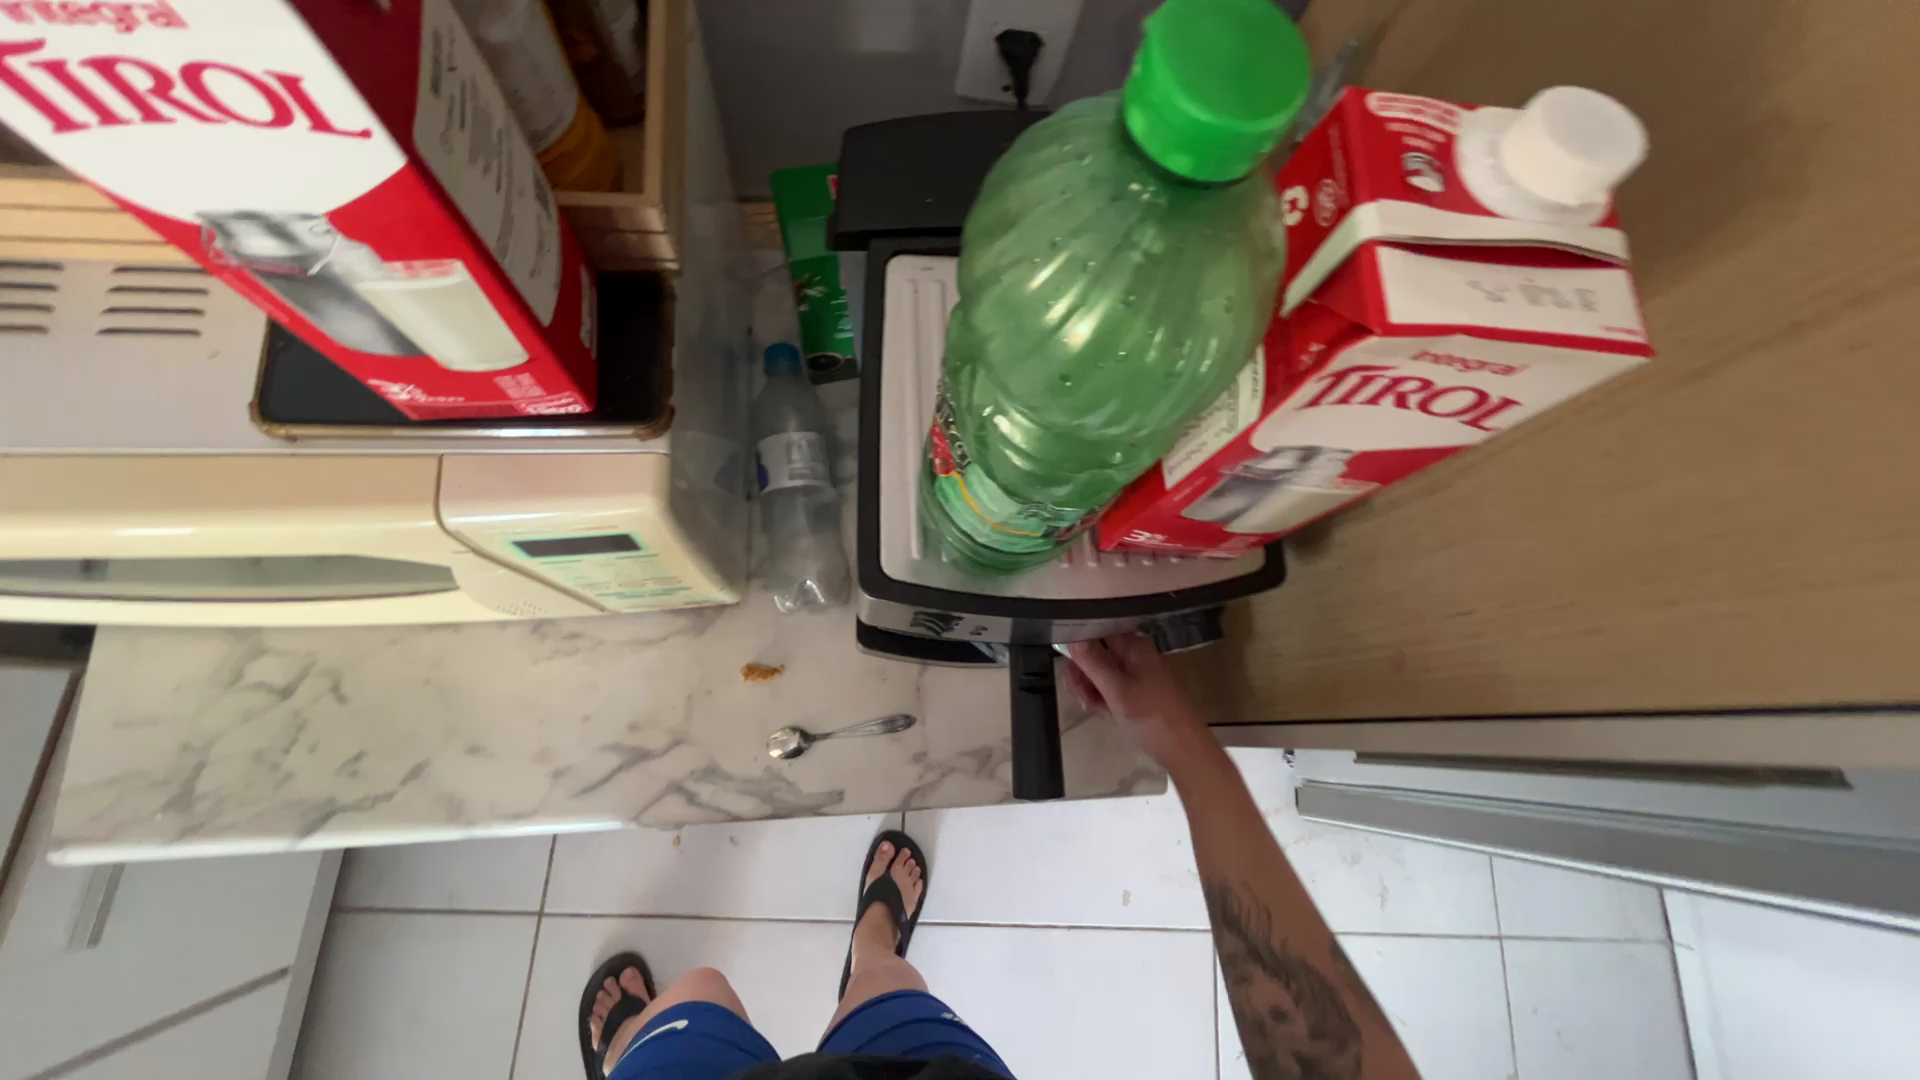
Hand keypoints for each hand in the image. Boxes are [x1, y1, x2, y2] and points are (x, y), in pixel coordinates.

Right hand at [1064, 634, 1213, 766]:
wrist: (1184, 750)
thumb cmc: (1150, 717)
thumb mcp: (1116, 690)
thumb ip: (1092, 662)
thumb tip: (1071, 636)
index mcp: (1135, 646)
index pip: (1098, 633)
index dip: (1080, 648)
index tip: (1069, 668)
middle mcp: (1137, 655)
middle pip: (1099, 654)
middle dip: (1084, 673)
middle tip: (1081, 695)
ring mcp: (1140, 675)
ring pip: (1104, 673)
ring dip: (1092, 688)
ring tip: (1092, 707)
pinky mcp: (1141, 693)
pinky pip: (1114, 688)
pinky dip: (1105, 698)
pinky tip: (1102, 712)